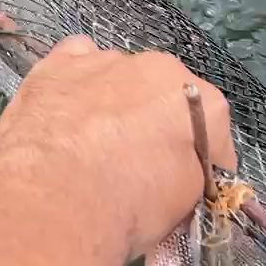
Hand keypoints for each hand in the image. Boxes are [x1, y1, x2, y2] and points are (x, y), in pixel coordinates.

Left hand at [0, 36, 235, 261]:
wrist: (53, 201)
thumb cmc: (129, 205)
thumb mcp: (184, 203)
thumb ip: (191, 171)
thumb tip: (178, 167)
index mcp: (199, 100)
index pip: (213, 131)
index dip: (204, 161)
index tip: (190, 184)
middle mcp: (157, 67)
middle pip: (165, 97)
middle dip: (157, 123)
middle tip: (137, 163)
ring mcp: (105, 60)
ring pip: (121, 77)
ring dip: (116, 102)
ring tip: (92, 142)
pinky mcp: (58, 63)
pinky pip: (77, 60)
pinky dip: (78, 79)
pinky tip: (69, 106)